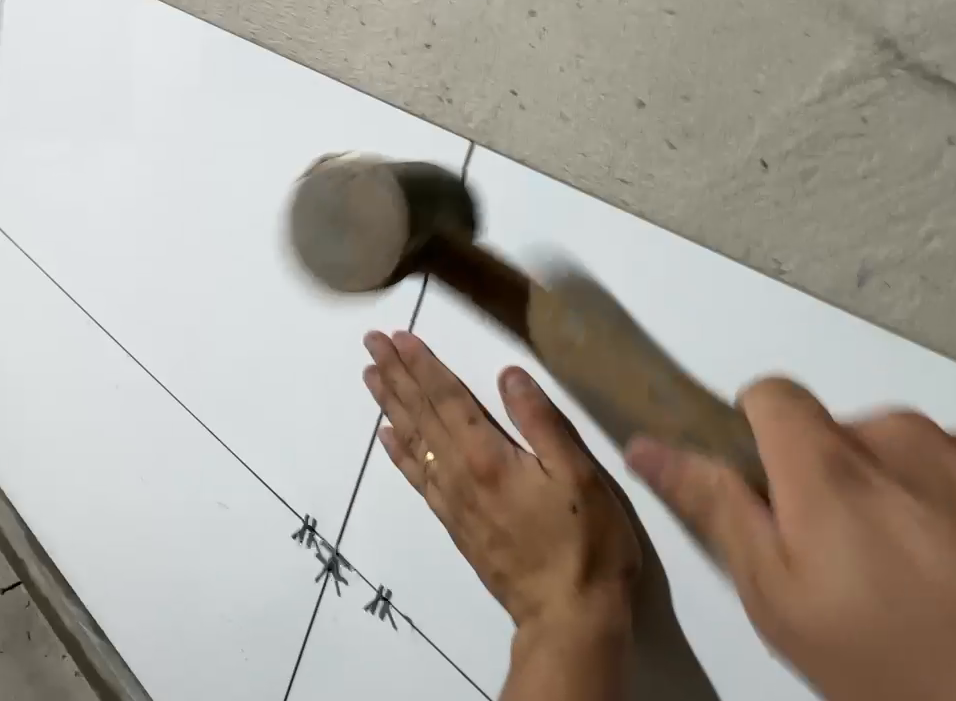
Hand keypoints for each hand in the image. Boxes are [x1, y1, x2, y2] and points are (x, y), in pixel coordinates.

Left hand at [365, 330, 662, 700]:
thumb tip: (508, 374)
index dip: (422, 365)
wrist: (568, 617)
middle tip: (371, 343)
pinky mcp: (454, 523)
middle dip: (396, 374)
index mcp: (486, 455)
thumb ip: (540, 421)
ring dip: (390, 404)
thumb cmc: (585, 542)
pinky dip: (399, 452)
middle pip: (421, 412)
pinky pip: (417, 477)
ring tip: (370, 376)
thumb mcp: (578, 474)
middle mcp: (459, 472)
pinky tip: (386, 436)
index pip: (447, 397)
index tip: (397, 338)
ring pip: (413, 439)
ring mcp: (452, 499)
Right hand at [626, 377, 955, 700]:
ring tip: (917, 591)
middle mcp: (904, 444)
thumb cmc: (945, 678)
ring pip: (902, 462)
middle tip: (839, 566)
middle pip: (834, 435)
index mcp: (831, 463)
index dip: (750, 432)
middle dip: (824, 483)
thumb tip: (651, 452)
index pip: (765, 393)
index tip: (755, 477)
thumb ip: (712, 509)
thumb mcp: (785, 604)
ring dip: (895, 505)